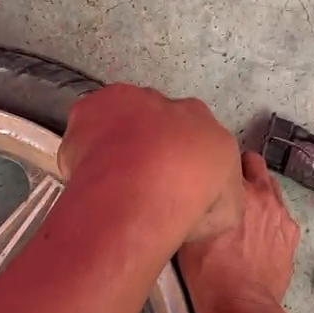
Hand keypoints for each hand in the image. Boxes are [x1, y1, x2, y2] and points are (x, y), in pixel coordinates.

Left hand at [59, 84, 244, 243]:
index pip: (195, 136)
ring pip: (122, 119)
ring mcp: (129, 101)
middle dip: (150, 147)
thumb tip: (212, 202)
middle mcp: (170, 105)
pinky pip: (87, 124)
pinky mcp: (93, 106)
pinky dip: (84, 144)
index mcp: (206, 124)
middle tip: (140, 183)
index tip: (171, 185)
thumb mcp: (229, 211)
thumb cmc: (192, 201)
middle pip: (158, 122)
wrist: (146, 190)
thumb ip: (221, 196)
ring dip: (117, 142)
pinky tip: (86, 171)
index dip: (182, 161)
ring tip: (110, 180)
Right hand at [176, 152, 301, 309]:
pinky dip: (271, 217)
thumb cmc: (207, 271)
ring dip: (259, 193)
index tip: (211, 175)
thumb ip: (196, 204)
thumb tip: (191, 194)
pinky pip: (281, 214)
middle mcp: (263, 194)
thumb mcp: (188, 233)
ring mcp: (281, 214)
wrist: (240, 305)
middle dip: (243, 170)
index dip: (218, 165)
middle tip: (230, 188)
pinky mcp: (292, 234)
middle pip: (255, 163)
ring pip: (271, 188)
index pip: (228, 157)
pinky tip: (259, 236)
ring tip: (246, 213)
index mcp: (236, 189)